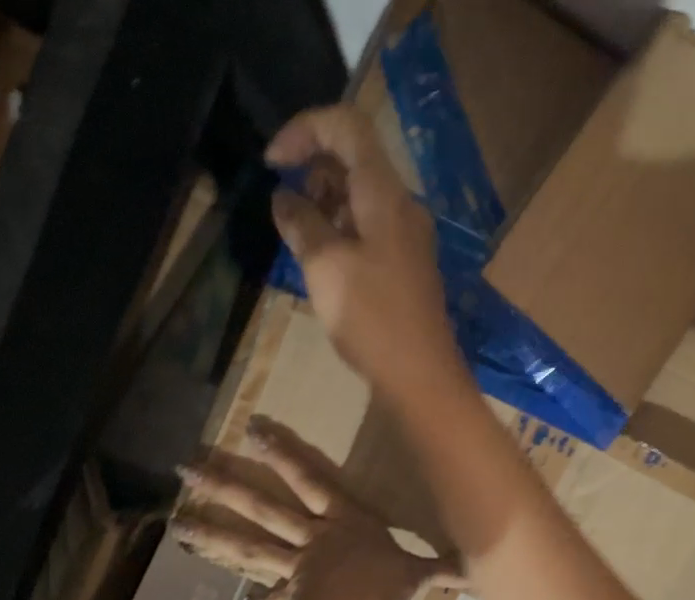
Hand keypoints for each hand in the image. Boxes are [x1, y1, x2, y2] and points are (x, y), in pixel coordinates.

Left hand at [171, 417, 460, 599]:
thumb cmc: (386, 578)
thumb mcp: (419, 567)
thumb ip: (441, 564)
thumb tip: (477, 565)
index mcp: (342, 519)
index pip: (309, 480)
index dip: (283, 455)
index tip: (252, 431)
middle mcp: (312, 535)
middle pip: (263, 507)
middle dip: (227, 487)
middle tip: (187, 468)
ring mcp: (295, 563)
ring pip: (249, 544)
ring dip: (215, 534)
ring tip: (179, 523)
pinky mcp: (293, 592)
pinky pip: (274, 594)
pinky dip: (261, 599)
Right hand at [266, 105, 460, 391]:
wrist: (422, 377)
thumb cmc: (372, 318)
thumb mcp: (325, 265)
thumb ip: (302, 223)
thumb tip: (286, 199)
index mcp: (386, 194)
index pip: (348, 127)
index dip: (304, 129)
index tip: (272, 162)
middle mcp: (402, 207)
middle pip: (354, 161)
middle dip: (312, 171)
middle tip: (287, 211)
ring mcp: (407, 238)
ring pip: (360, 197)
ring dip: (323, 204)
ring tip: (299, 239)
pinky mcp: (405, 266)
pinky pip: (368, 229)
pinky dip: (340, 230)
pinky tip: (320, 260)